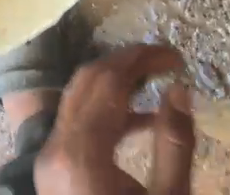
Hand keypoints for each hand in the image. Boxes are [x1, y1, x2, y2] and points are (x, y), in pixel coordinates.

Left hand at [34, 44, 195, 194]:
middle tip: (166, 59)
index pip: (109, 80)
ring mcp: (49, 161)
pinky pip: (77, 124)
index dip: (143, 58)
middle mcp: (56, 148)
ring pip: (79, 98)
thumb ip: (175, 144)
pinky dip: (106, 111)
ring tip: (157, 81)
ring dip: (116, 84)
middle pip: (89, 81)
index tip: (177, 56)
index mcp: (81, 153)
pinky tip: (143, 120)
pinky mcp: (53, 173)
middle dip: (128, 63)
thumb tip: (180, 89)